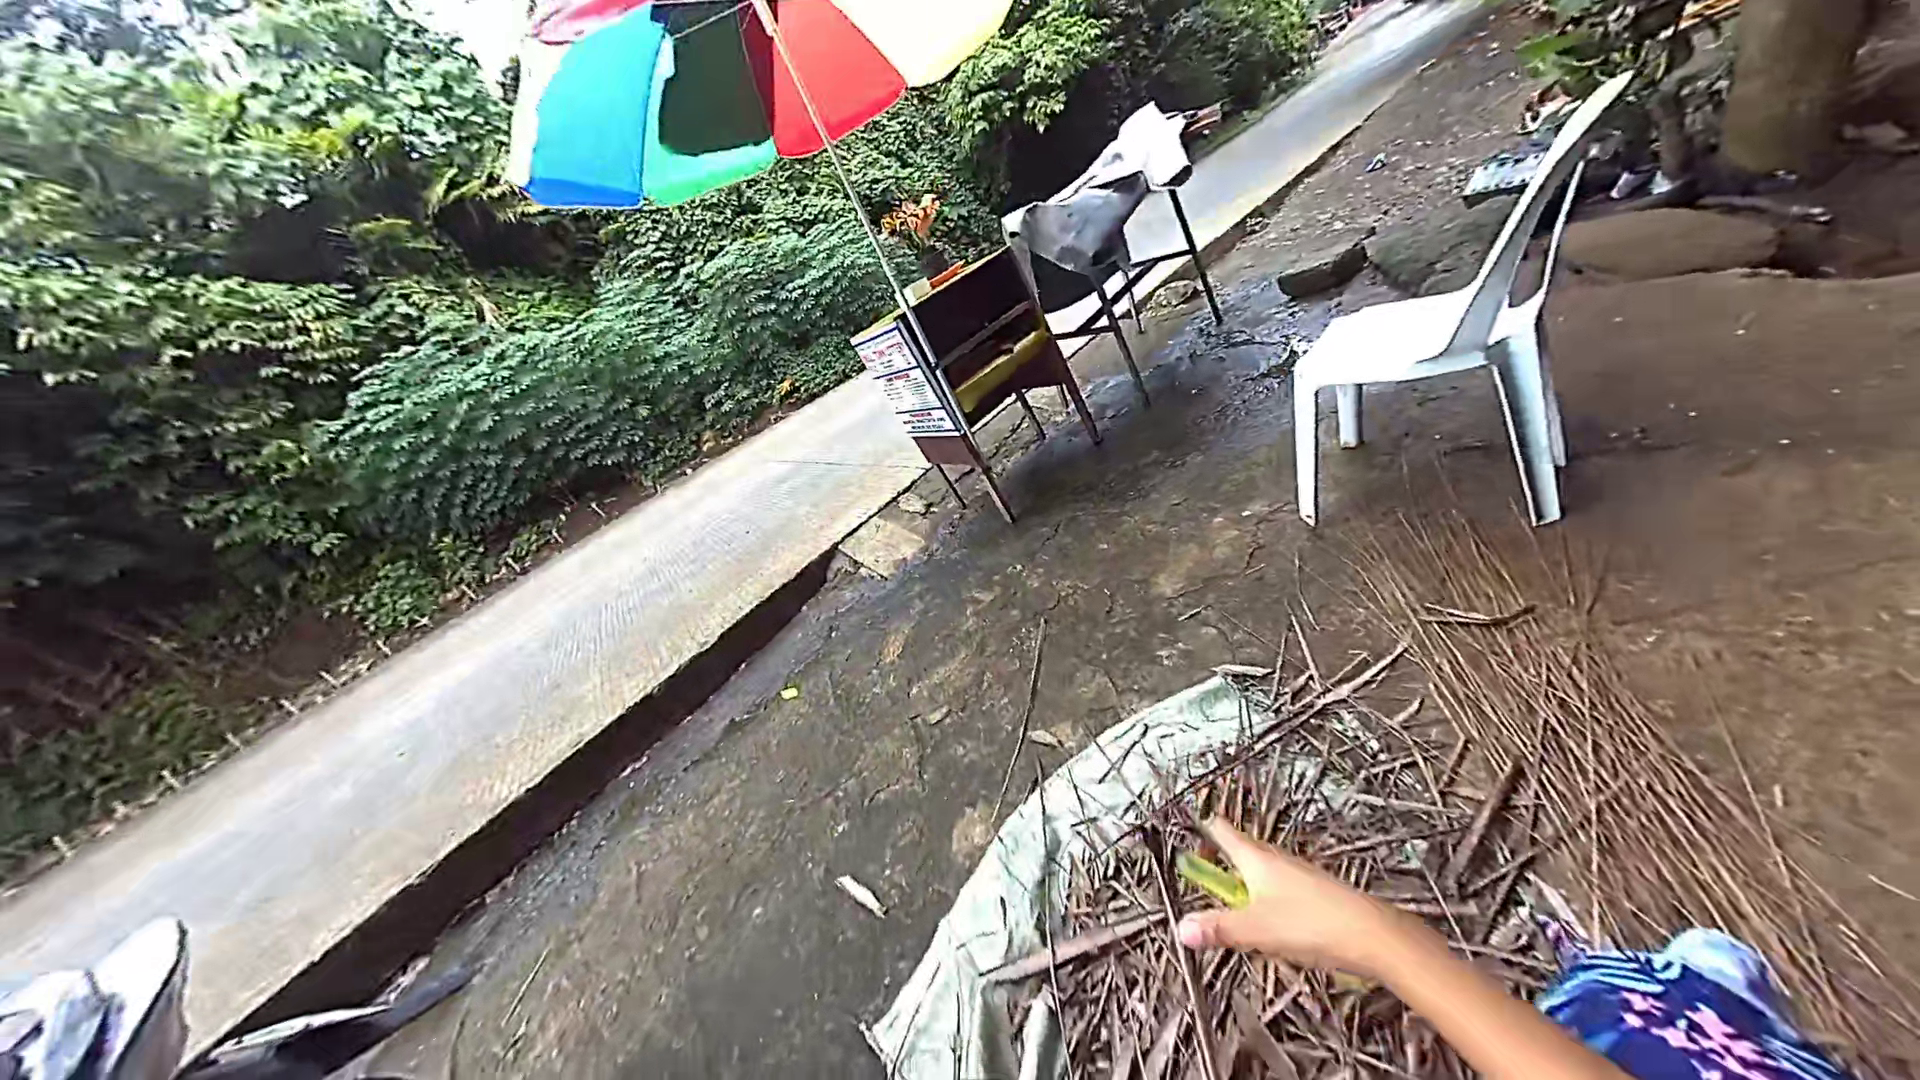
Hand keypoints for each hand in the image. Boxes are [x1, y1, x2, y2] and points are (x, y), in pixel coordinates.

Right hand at [1176, 816, 1419, 977]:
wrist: (1376, 936)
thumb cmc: (1315, 923)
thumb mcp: (1256, 930)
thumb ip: (1219, 929)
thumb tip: (1182, 928)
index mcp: (1255, 859)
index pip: (1222, 831)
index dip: (1205, 827)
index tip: (1193, 826)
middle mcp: (1276, 860)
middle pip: (1242, 851)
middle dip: (1225, 862)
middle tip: (1210, 877)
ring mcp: (1300, 875)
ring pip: (1264, 871)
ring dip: (1248, 883)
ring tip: (1241, 906)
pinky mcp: (1319, 893)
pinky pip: (1284, 887)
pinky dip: (1271, 898)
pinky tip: (1277, 923)